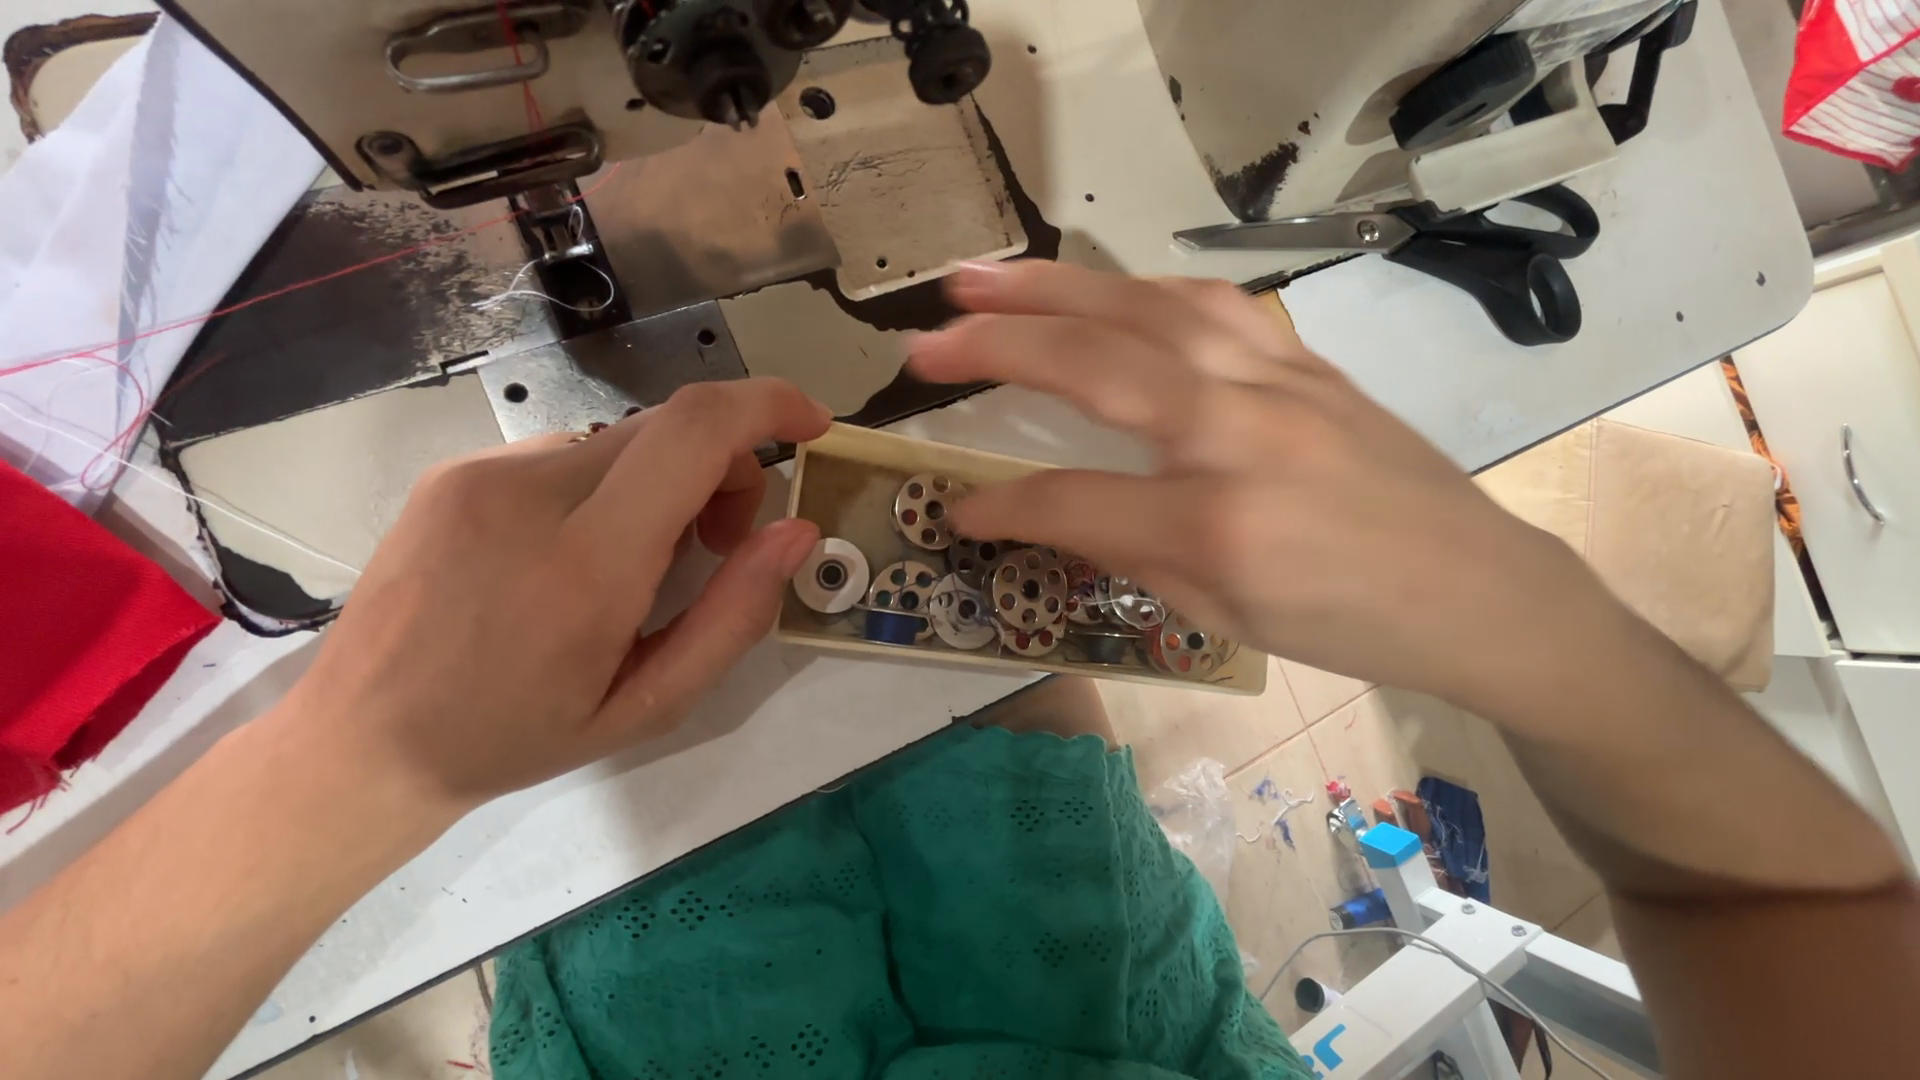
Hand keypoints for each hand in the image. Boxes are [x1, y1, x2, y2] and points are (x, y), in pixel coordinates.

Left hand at [273, 378, 831, 814]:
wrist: (361, 741)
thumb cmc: (519, 736)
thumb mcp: (649, 704)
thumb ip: (734, 614)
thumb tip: (797, 531)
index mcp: (588, 564)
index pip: (694, 432)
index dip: (768, 406)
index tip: (811, 423)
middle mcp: (531, 493)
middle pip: (671, 428)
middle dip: (725, 468)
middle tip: (719, 543)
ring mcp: (483, 473)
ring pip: (624, 440)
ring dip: (666, 481)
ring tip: (641, 560)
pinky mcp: (457, 470)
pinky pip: (572, 453)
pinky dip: (610, 486)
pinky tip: (576, 552)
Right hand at [908, 262, 1623, 714]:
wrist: (1477, 590)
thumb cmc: (1345, 624)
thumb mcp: (1223, 615)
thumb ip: (1127, 550)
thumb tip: (1046, 511)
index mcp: (1219, 521)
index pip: (1076, 499)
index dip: (1002, 505)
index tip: (954, 508)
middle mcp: (1243, 430)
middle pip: (1099, 365)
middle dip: (999, 345)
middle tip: (928, 335)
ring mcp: (1279, 379)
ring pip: (1147, 307)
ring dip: (1054, 288)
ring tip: (984, 279)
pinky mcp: (1303, 357)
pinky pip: (1204, 304)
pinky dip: (1133, 290)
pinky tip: (1096, 293)